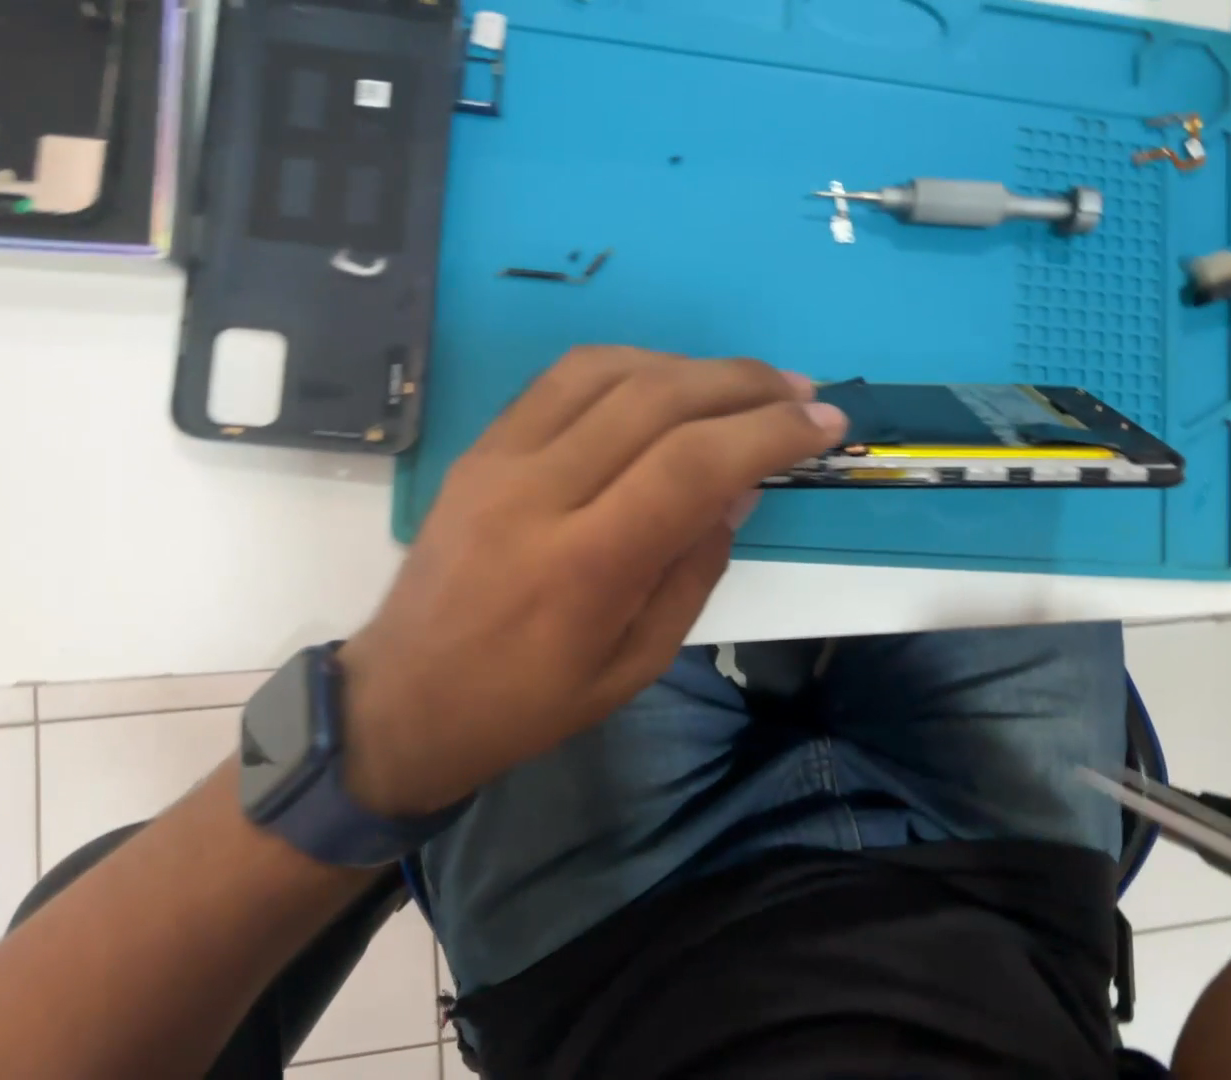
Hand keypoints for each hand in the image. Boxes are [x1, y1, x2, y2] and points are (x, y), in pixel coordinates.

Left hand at [335, 348, 845, 817]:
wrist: (405, 700)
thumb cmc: (531, 702)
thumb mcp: (637, 662)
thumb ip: (694, 569)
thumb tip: (740, 487)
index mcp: (586, 565)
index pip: (694, 464)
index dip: (770, 432)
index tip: (825, 424)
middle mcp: (539, 493)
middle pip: (657, 400)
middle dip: (745, 385)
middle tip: (801, 391)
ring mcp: (499, 459)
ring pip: (610, 371)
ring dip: (692, 366)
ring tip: (745, 385)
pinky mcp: (480, 447)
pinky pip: (562, 380)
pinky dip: (632, 366)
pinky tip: (670, 382)